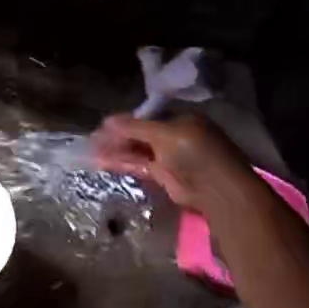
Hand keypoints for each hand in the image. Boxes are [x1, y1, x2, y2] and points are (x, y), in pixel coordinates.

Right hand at [90, 113, 242, 209]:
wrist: (217, 190)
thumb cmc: (196, 153)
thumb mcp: (164, 134)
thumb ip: (134, 127)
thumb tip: (107, 121)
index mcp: (179, 120)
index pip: (145, 117)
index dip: (124, 121)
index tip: (102, 126)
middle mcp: (174, 136)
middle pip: (139, 134)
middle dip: (116, 137)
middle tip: (92, 140)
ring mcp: (168, 156)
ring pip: (136, 150)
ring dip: (115, 151)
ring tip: (91, 152)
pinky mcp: (163, 175)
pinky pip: (139, 165)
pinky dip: (121, 163)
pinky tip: (102, 162)